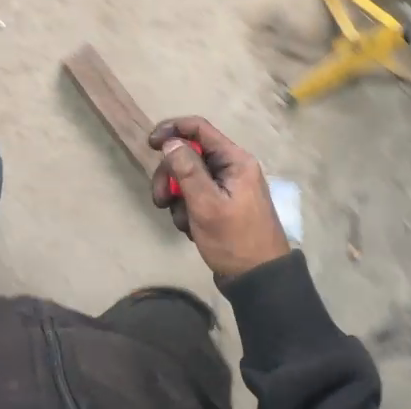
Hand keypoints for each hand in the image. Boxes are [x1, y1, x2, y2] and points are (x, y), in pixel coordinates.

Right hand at [149, 116, 290, 277]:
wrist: (259, 282)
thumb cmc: (234, 239)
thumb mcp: (205, 203)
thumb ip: (186, 168)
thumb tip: (170, 141)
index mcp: (234, 160)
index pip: (198, 128)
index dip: (172, 129)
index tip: (150, 145)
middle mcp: (232, 168)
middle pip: (189, 155)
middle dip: (170, 175)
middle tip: (160, 199)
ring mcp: (227, 187)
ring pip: (189, 177)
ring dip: (176, 196)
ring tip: (179, 221)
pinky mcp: (222, 205)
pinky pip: (195, 195)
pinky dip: (186, 209)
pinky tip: (190, 228)